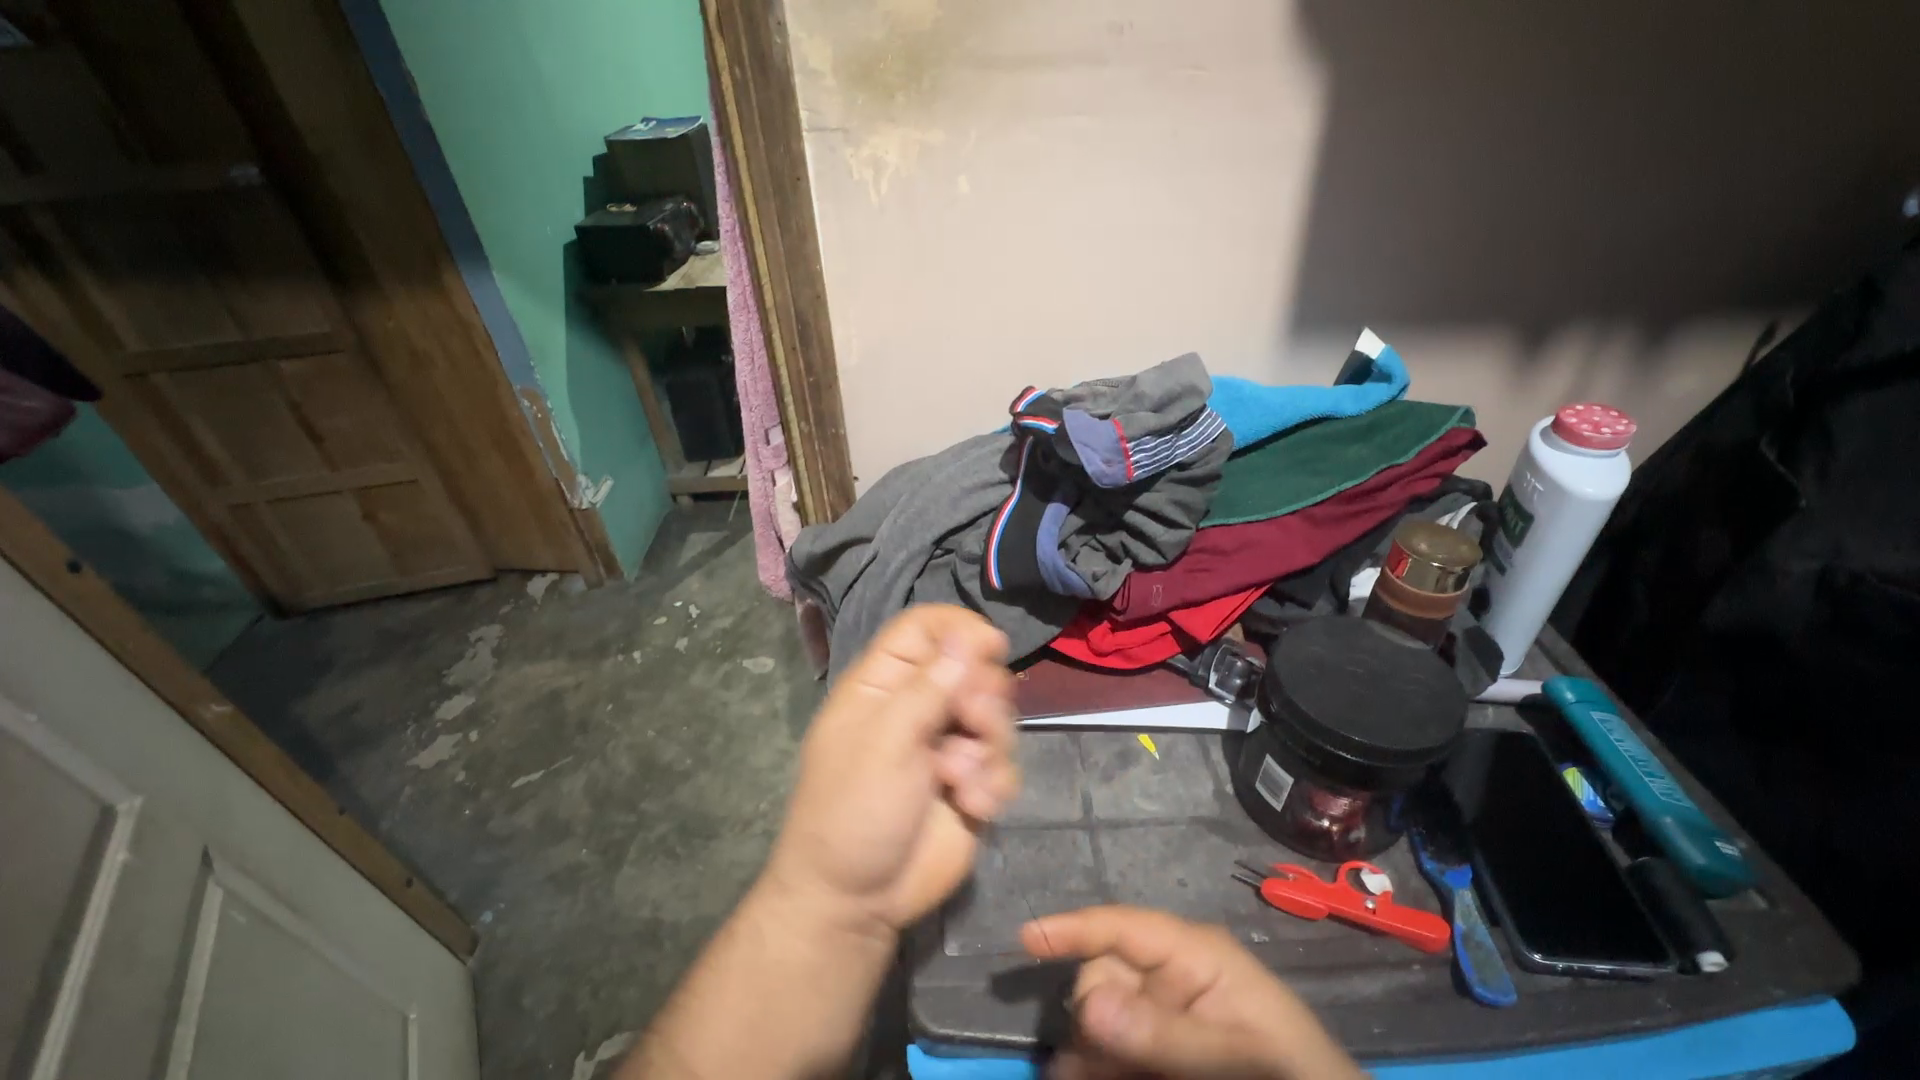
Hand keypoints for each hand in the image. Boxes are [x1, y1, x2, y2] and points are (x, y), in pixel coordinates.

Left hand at [761, 604, 1017, 941]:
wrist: (857, 899)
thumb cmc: (853, 810)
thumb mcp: (885, 741)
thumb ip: (930, 687)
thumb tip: (970, 634)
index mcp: (885, 686)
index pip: (925, 629)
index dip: (959, 629)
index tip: (990, 647)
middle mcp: (919, 708)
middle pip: (973, 669)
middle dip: (983, 695)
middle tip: (971, 721)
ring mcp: (949, 748)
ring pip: (998, 718)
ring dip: (990, 745)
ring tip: (962, 778)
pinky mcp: (973, 786)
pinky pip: (1004, 766)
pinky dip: (994, 783)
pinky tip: (972, 805)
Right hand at [1023, 907, 1363, 1079]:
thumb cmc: (1292, 1073)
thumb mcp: (1238, 1054)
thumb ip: (1166, 1033)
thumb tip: (1087, 1008)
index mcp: (1195, 955)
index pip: (1123, 928)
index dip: (1073, 929)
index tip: (1025, 939)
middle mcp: (1172, 975)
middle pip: (1103, 977)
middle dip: (1091, 1017)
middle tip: (1100, 1064)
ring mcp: (1165, 1013)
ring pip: (1101, 1018)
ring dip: (1087, 1050)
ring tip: (1078, 1078)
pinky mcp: (1161, 1047)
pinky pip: (1112, 1048)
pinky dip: (1095, 1063)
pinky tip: (1076, 1077)